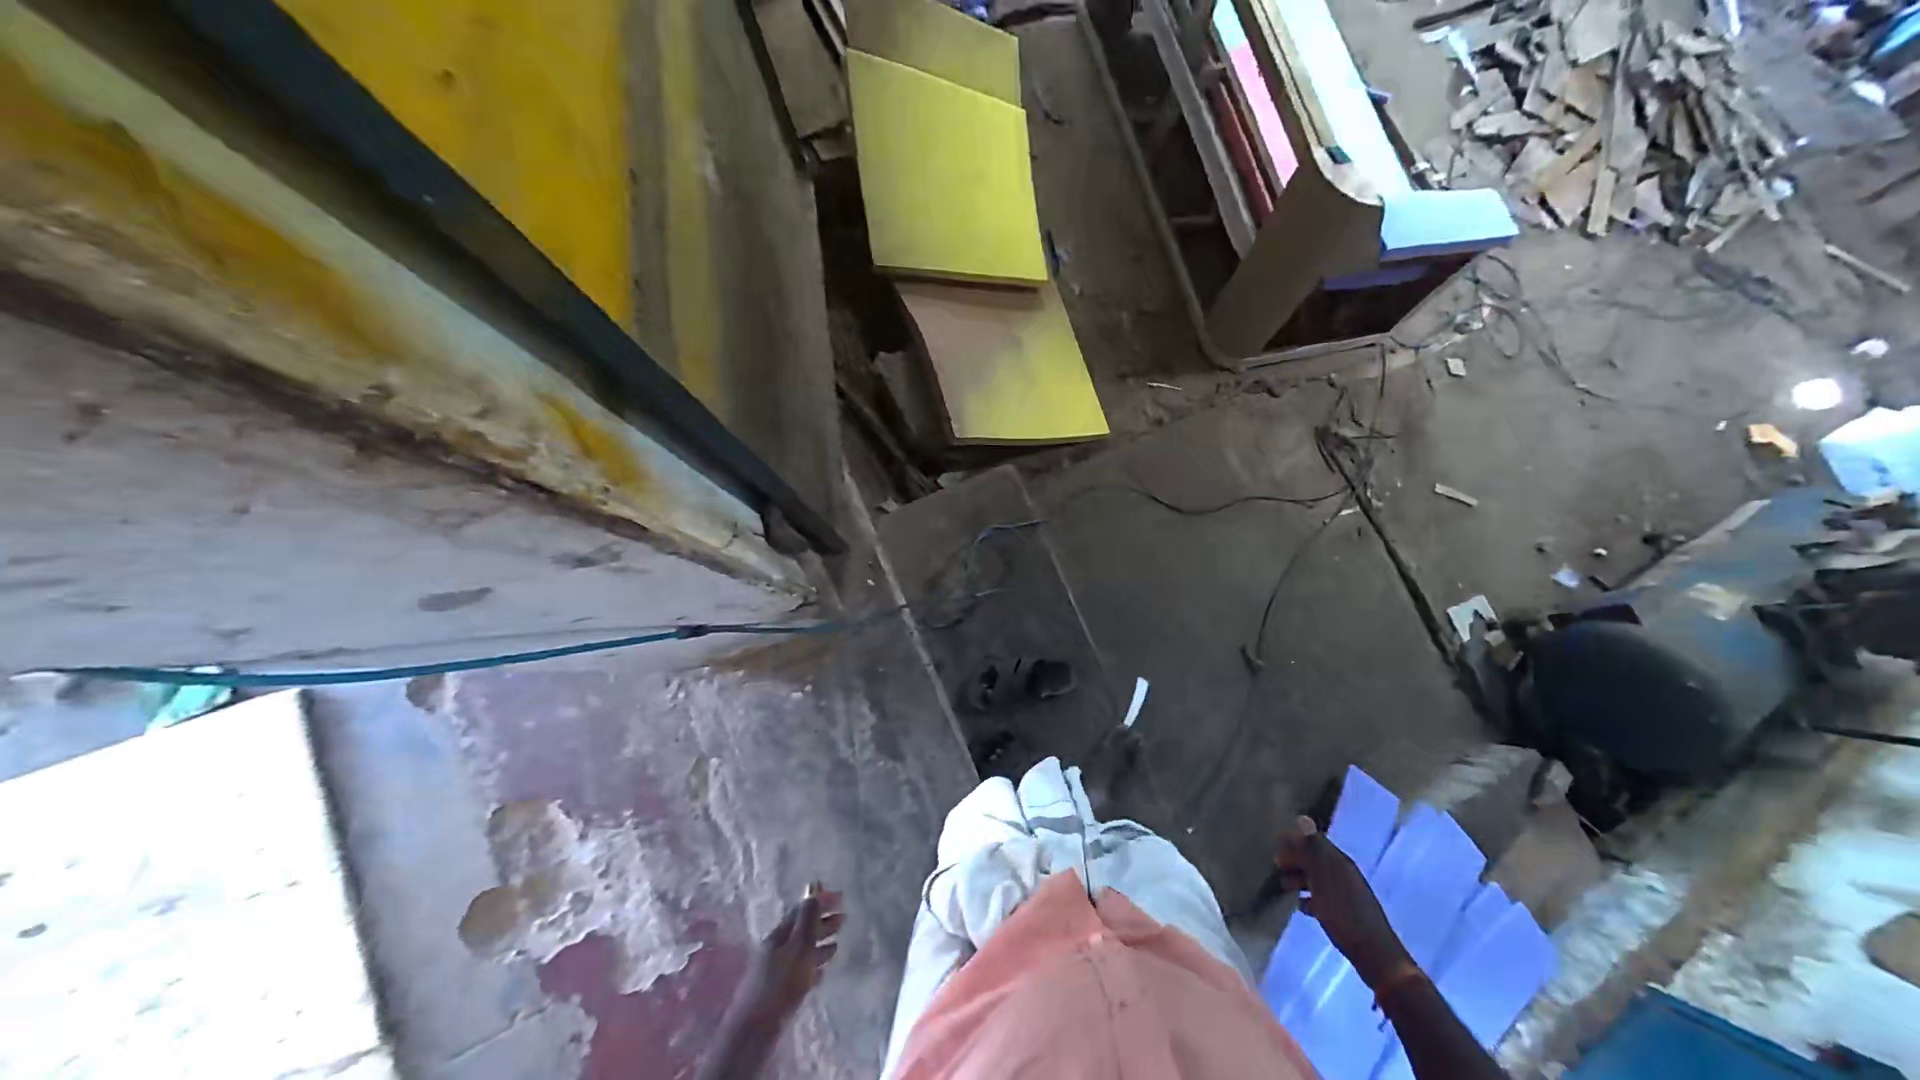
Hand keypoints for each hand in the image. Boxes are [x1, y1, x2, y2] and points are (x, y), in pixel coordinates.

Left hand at [731, 884, 844, 1029]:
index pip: (802, 910)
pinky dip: (814, 966)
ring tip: (838, 943)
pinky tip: (823, 971)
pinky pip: (801, 971)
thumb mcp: (798, 946)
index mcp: (780, 934)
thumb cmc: (780, 983)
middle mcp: (778, 948)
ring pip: (803, 951)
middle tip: (844, 917)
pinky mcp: (781, 990)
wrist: (755, 1030)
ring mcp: (778, 970)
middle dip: (823, 921)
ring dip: (821, 944)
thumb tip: (813, 885)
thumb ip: (807, 918)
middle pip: (803, 929)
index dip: (821, 901)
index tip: (841, 896)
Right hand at [1274, 816, 1412, 988]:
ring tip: (1283, 886)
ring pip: (1318, 879)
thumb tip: (1302, 818)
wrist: (1373, 954)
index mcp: (1340, 863)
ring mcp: (1346, 895)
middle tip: (1275, 864)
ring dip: (1300, 879)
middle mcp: (1344, 875)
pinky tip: (1301, 906)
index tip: (1275, 844)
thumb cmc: (1344, 912)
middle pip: (1316, 860)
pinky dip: (1309, 898)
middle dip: (1295, 860)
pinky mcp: (1346, 914)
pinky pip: (1323, 898)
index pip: (1315, 841)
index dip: (1295, 841)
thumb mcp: (1324, 878)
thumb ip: (1312, 849)